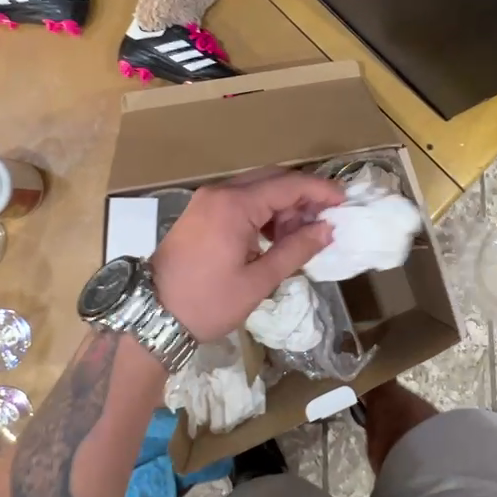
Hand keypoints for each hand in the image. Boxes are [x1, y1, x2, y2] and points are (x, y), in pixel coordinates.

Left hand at [153, 170, 344, 342]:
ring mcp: (206, 200)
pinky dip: (262, 212)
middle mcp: (219, 192)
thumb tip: (327, 230)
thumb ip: (296, 250)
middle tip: (324, 223)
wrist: (152, 317)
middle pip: (272, 179)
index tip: (344, 202)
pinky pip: (239, 199)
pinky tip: (274, 237)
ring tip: (299, 237)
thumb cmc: (207, 302)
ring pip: (256, 188)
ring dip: (282, 206)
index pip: (288, 184)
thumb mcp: (258, 281)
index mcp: (234, 204)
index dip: (320, 191)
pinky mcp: (200, 212)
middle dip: (302, 197)